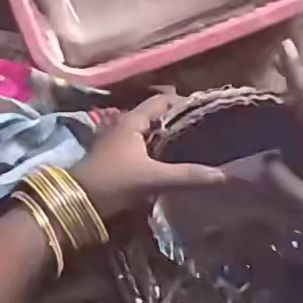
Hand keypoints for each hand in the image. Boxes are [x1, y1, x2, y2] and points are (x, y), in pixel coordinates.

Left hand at [71, 93, 228, 217]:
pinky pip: (144, 148)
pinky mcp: (118, 158)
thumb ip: (188, 176)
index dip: (185, 103)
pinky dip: (159, 150)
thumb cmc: (113, 181)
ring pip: (150, 133)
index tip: (209, 112)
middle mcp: (125, 125)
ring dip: (170, 137)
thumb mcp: (153, 178)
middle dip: (180, 121)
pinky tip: (175, 161)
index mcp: (132, 120)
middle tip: (209, 129)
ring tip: (198, 144)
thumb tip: (225, 175)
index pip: (163, 101)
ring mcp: (119, 141)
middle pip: (158, 117)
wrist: (77, 202)